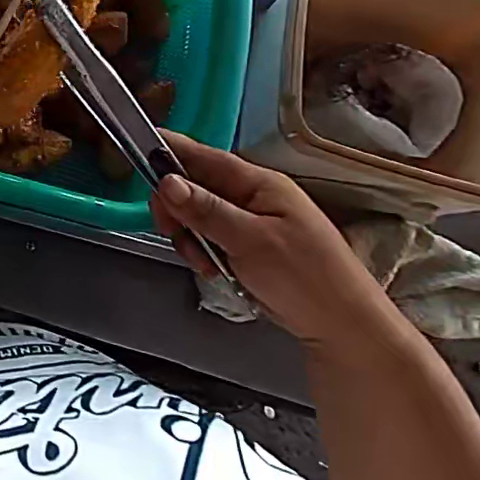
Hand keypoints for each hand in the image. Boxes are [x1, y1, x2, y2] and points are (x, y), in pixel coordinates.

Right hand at [149, 132, 405, 347]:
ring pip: (197, 216)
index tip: (136, 153)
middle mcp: (251, 196)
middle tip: (174, 236)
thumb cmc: (305, 278)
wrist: (343, 327)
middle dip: (177, 210)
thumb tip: (165, 181)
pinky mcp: (247, 246)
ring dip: (190, 238)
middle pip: (194, 187)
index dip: (169, 152)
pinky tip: (214, 271)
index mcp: (257, 182)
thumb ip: (206, 210)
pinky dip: (204, 252)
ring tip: (206, 264)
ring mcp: (250, 221)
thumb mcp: (250, 241)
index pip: (203, 156)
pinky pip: (210, 238)